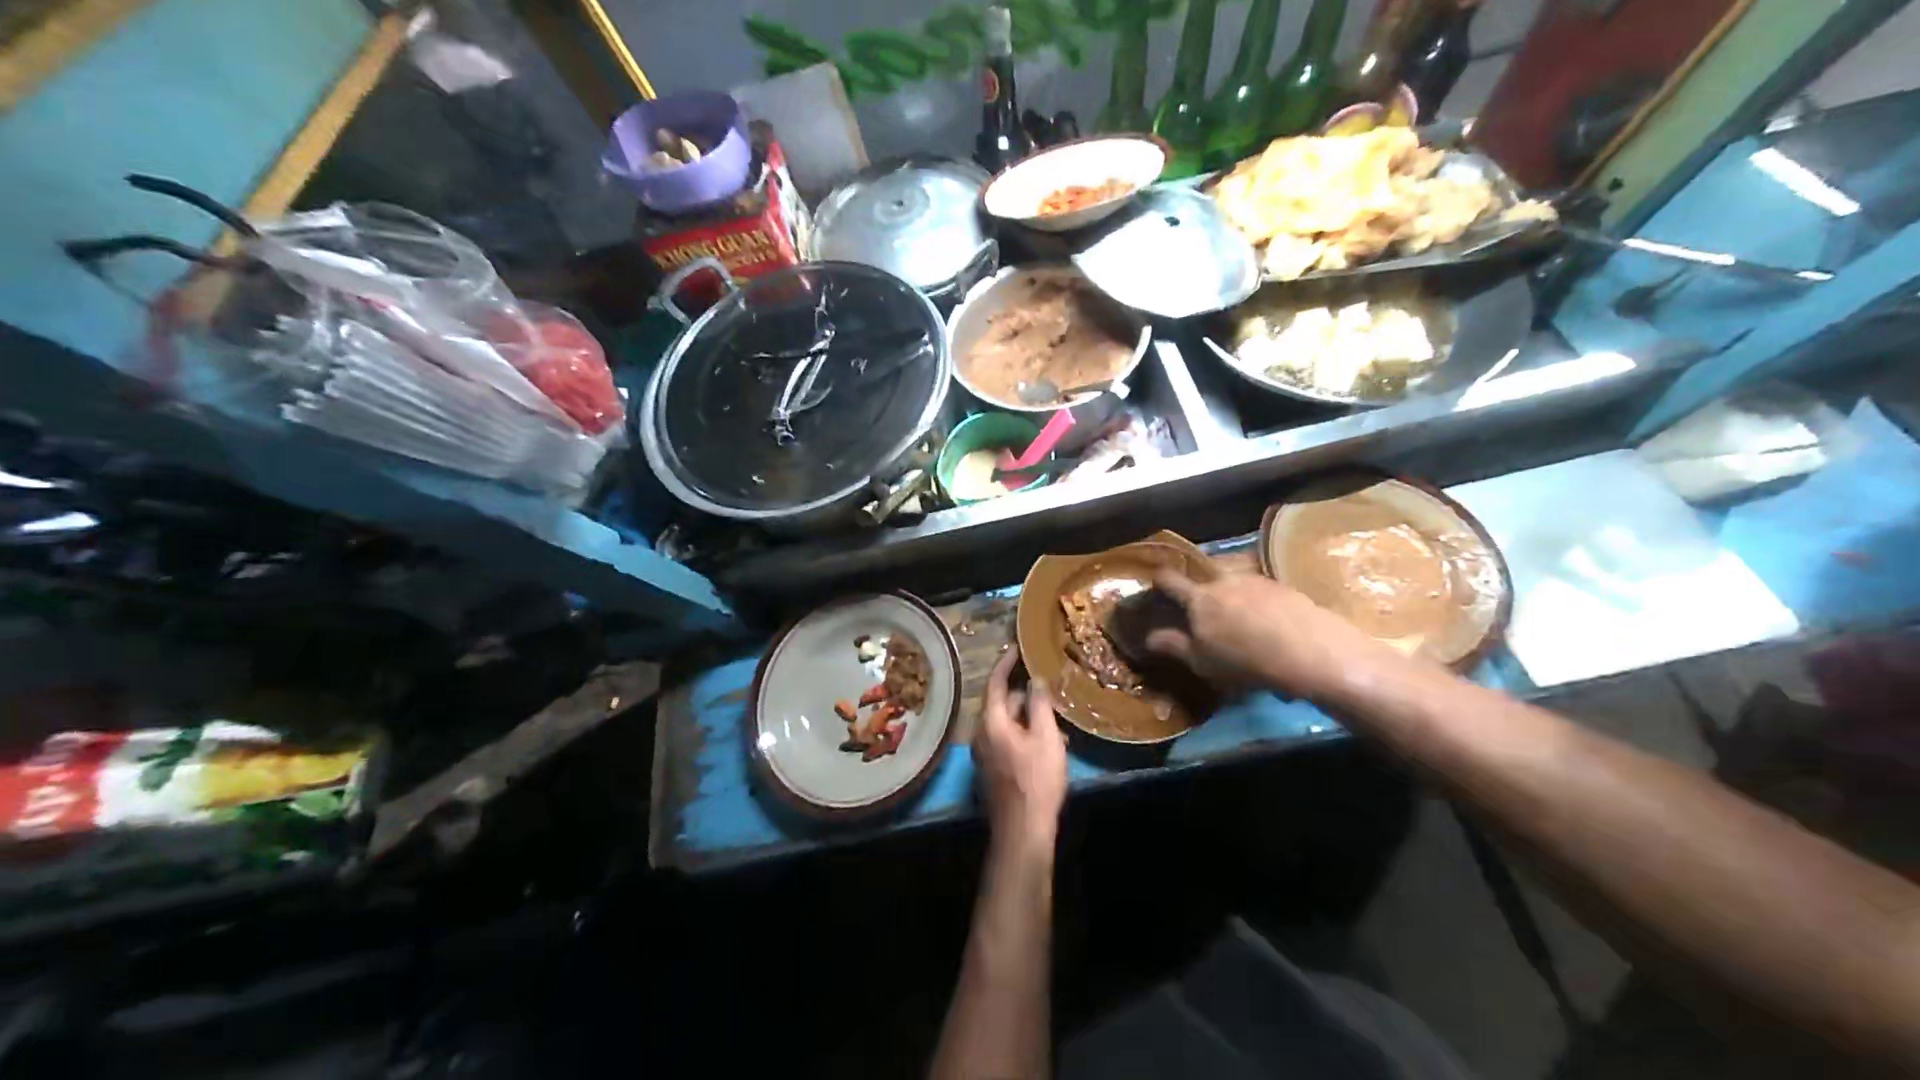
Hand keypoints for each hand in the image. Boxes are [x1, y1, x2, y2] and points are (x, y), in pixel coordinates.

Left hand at [976, 648, 1068, 846]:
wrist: (1023, 830)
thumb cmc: (1037, 780)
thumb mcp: (1046, 737)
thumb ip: (1040, 704)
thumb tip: (1034, 679)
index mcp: (991, 722)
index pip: (995, 683)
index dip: (1006, 663)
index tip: (1017, 648)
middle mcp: (981, 734)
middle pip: (1001, 704)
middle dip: (1024, 696)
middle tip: (1049, 690)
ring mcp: (984, 753)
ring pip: (1006, 723)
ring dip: (1028, 718)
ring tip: (1056, 722)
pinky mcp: (991, 769)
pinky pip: (1006, 740)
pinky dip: (1024, 734)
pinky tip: (1047, 744)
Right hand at [1146, 571, 1403, 702]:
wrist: (1312, 652)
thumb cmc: (1245, 661)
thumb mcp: (1202, 662)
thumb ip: (1174, 646)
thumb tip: (1148, 637)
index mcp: (1199, 598)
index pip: (1170, 580)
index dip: (1160, 581)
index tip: (1155, 584)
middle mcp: (1225, 581)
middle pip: (1206, 580)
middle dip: (1202, 593)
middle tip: (1205, 614)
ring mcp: (1258, 581)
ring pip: (1237, 587)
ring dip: (1234, 600)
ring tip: (1242, 627)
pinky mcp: (1285, 588)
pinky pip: (1263, 595)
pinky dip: (1260, 607)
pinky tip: (1270, 632)